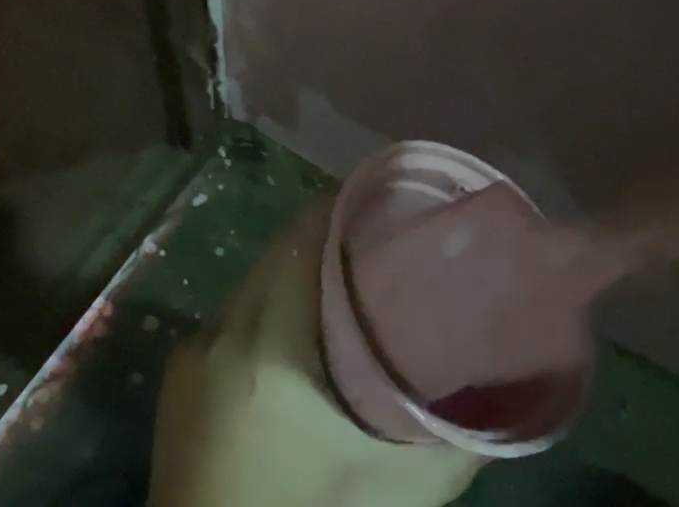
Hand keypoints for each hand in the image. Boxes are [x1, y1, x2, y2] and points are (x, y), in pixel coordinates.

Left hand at [148, 198, 484, 506]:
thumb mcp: (391, 489)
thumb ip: (449, 439)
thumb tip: (500, 399)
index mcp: (267, 345)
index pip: (299, 241)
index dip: (339, 208)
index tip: (383, 200)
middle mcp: (219, 332)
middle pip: (274, 255)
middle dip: (323, 238)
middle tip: (378, 242)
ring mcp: (191, 352)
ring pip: (250, 285)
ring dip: (292, 274)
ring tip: (343, 283)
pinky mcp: (177, 376)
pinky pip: (230, 317)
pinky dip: (265, 308)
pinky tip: (296, 334)